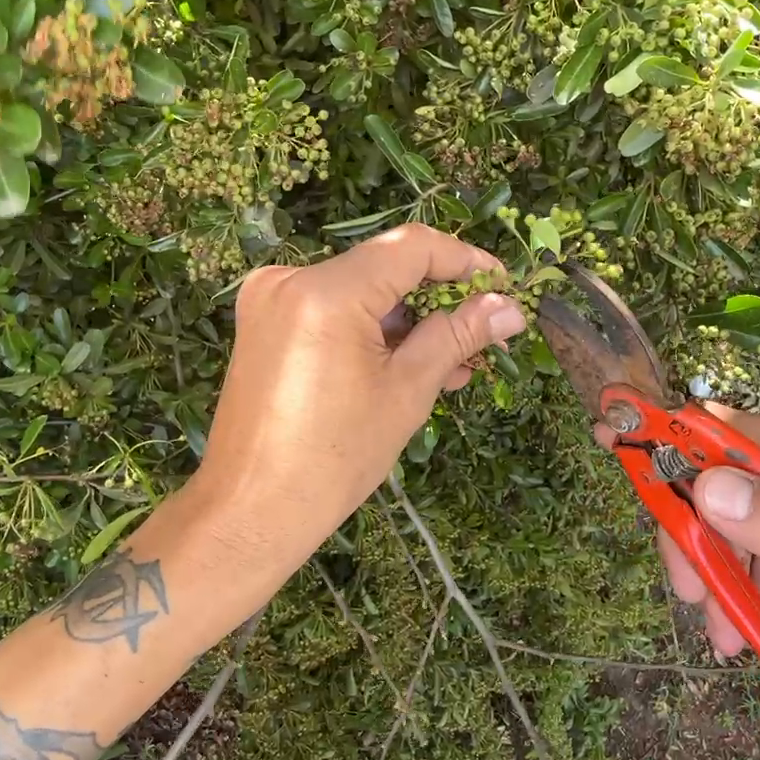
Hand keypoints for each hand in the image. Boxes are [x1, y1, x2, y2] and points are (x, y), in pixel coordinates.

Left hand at [193, 225, 526, 558]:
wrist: (250, 511)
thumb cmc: (333, 459)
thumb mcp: (406, 392)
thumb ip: (457, 336)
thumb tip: (509, 307)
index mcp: (325, 291)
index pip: (411, 248)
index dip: (464, 260)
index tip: (504, 285)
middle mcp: (291, 279)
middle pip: (385, 267)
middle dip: (440, 297)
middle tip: (487, 331)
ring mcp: (272, 299)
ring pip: (362, 290)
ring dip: (410, 320)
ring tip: (458, 361)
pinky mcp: (267, 323)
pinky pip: (334, 311)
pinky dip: (373, 330)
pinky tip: (412, 363)